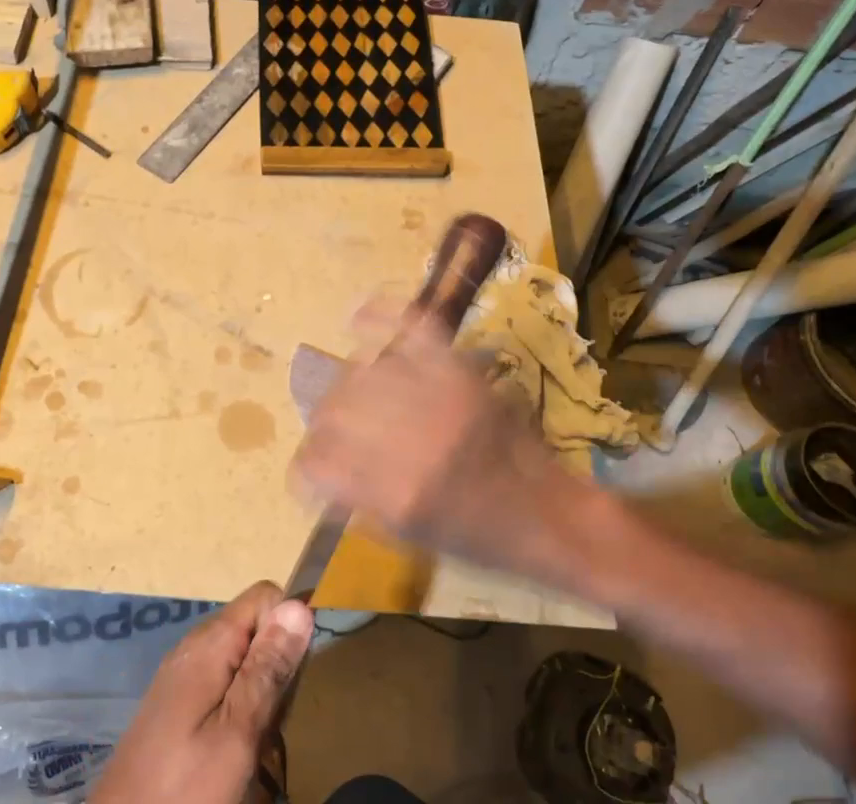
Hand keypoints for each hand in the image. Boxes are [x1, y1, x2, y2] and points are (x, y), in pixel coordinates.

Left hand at [92, 582, 312, 803]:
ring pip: (242, 656)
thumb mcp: (238, 731)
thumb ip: (267, 668)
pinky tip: (238, 742)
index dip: (289, 626)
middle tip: (276, 716)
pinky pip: (223, 681)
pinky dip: (240, 705)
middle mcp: (194, 646)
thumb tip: (298, 605)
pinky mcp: (178, 699)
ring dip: (261, 689)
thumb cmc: (186, 784)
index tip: (293, 677)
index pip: (264, 596)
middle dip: (277, 663)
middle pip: (254, 626)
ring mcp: (183, 672)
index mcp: (209, 643)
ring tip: (260, 734)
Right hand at [291, 302, 616, 584]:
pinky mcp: (461, 372)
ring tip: (351, 396)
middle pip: (332, 409)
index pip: (317, 459)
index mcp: (394, 491)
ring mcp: (438, 399)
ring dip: (346, 385)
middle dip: (322, 422)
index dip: (305, 464)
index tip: (310, 468)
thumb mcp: (408, 535)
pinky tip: (359, 319)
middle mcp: (411, 440)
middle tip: (331, 431)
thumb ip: (357, 499)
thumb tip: (316, 471)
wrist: (549, 514)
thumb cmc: (479, 538)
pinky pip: (411, 328)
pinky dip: (381, 316)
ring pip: (360, 372)